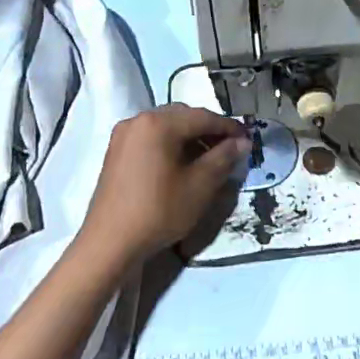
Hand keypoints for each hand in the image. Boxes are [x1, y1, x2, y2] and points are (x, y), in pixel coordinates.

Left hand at [80, 104, 248, 262]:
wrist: (111, 242)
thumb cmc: (159, 211)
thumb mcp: (200, 186)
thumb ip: (223, 158)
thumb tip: (241, 142)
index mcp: (158, 123)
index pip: (203, 116)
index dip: (229, 127)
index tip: (248, 140)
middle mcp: (137, 120)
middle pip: (182, 117)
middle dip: (208, 131)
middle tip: (230, 150)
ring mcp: (123, 136)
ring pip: (165, 128)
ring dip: (189, 138)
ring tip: (209, 160)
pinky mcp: (116, 153)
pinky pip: (150, 140)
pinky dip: (170, 146)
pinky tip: (182, 166)